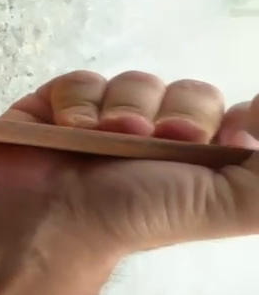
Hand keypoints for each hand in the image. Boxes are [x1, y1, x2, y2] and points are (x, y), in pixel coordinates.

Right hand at [0, 70, 258, 257]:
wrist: (54, 213)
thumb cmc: (144, 212)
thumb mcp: (239, 202)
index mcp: (208, 153)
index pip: (237, 112)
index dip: (234, 121)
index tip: (224, 141)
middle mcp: (160, 132)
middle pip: (190, 91)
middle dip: (177, 116)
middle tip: (158, 141)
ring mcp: (105, 115)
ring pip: (135, 82)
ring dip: (123, 109)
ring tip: (108, 137)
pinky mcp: (55, 104)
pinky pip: (79, 81)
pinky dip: (77, 102)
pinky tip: (71, 127)